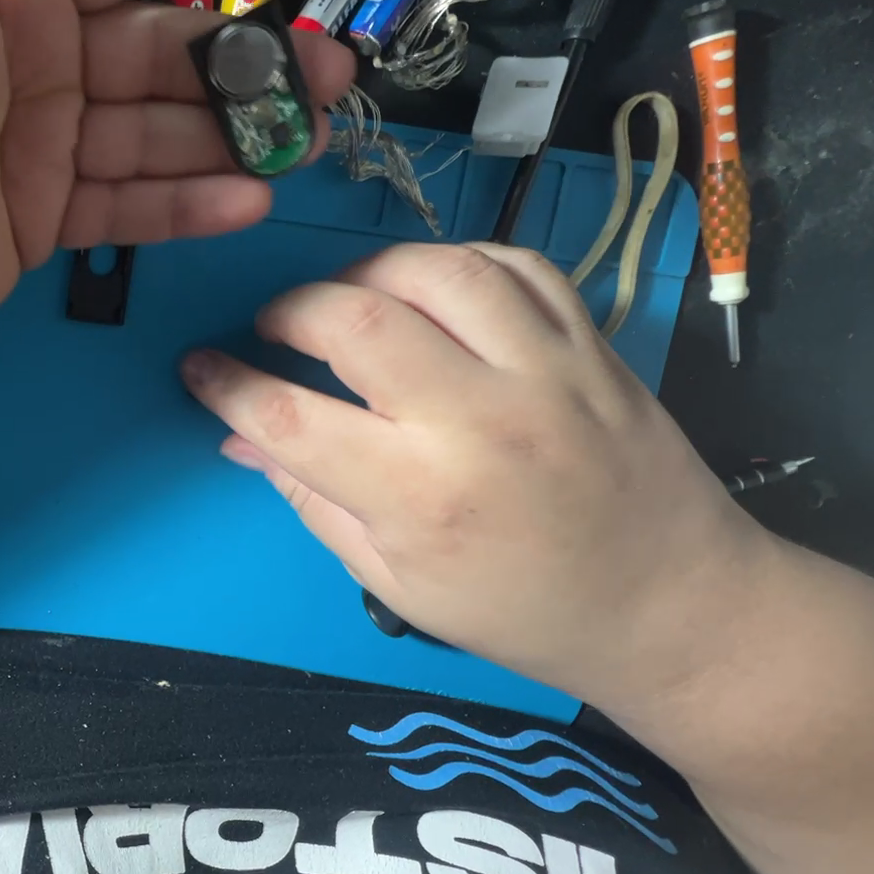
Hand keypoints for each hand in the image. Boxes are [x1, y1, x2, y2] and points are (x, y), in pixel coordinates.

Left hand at [0, 0, 354, 379]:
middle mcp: (27, 65)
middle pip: (157, 44)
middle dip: (241, 56)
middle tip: (326, 75)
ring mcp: (36, 146)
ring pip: (153, 128)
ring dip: (228, 132)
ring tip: (303, 139)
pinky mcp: (38, 218)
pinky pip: (127, 203)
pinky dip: (183, 203)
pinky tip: (241, 201)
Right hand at [182, 242, 774, 696]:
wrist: (675, 608)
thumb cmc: (513, 609)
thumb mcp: (387, 575)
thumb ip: (305, 495)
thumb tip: (238, 438)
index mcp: (416, 495)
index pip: (285, 417)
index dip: (224, 385)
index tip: (197, 368)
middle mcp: (477, 421)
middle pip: (352, 321)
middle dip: (286, 311)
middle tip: (271, 329)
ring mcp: (546, 372)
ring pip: (433, 272)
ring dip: (363, 273)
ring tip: (342, 299)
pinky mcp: (592, 346)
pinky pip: (512, 265)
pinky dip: (449, 264)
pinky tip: (422, 290)